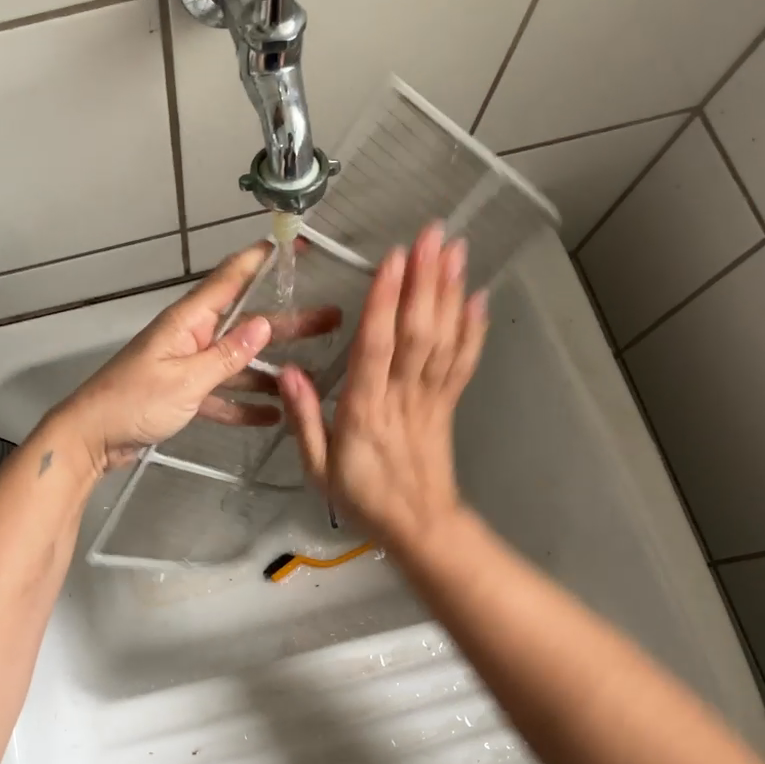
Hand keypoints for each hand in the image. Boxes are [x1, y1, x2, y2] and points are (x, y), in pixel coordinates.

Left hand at [49, 245, 337, 472]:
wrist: (91, 437)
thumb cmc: (131, 401)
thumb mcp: (186, 379)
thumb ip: (227, 355)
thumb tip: (264, 325)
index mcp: (189, 321)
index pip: (232, 278)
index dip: (265, 259)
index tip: (298, 247)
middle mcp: (191, 337)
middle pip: (246, 323)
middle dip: (287, 321)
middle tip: (330, 320)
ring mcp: (188, 365)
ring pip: (238, 361)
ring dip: (272, 369)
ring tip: (312, 374)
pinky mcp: (183, 394)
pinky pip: (222, 394)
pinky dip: (244, 404)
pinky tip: (273, 415)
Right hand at [278, 222, 487, 548]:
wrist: (418, 528)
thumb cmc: (363, 499)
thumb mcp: (317, 468)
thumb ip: (304, 419)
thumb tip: (287, 372)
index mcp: (365, 412)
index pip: (376, 348)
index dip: (384, 302)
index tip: (391, 261)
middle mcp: (402, 397)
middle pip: (417, 332)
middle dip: (423, 280)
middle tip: (431, 235)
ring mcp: (430, 399)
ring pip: (442, 340)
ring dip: (449, 292)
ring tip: (454, 250)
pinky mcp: (447, 405)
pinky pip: (462, 363)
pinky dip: (471, 329)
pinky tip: (477, 298)